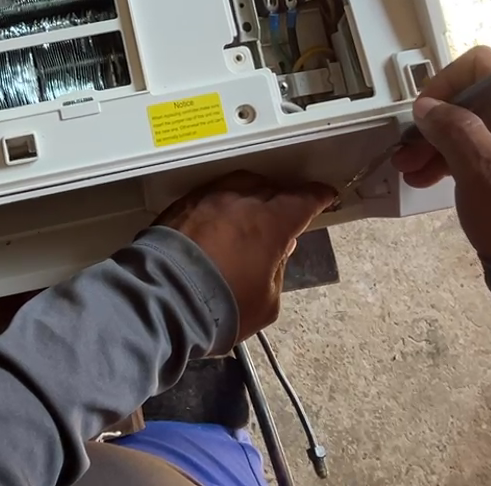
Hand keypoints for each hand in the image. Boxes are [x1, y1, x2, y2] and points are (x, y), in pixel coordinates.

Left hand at [156, 171, 336, 341]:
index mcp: (271, 221)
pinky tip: (223, 215)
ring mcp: (210, 195)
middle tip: (287, 212)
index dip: (317, 196)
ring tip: (254, 209)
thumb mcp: (267, 301)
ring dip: (252, 194)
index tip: (325, 196)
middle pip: (272, 187)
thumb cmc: (223, 305)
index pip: (303, 199)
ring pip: (240, 184)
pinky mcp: (184, 201)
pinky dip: (225, 200)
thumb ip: (277, 269)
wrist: (165, 297)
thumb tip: (279, 247)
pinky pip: (214, 192)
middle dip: (283, 197)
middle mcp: (242, 198)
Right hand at [391, 45, 490, 258]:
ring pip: (474, 126)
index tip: (423, 115)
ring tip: (410, 170)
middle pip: (473, 98)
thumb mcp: (483, 173)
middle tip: (406, 150)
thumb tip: (428, 107)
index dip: (445, 82)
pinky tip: (428, 179)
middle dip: (435, 121)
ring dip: (438, 143)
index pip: (481, 65)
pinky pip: (485, 150)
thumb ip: (454, 130)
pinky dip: (455, 159)